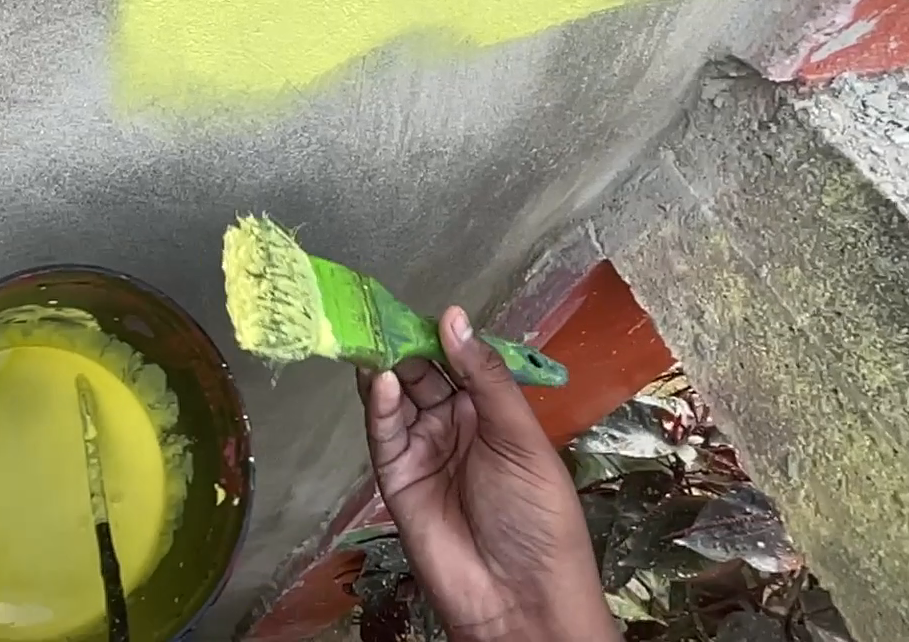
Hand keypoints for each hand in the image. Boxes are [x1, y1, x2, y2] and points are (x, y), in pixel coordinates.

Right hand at [358, 307, 618, 641]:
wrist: (519, 602)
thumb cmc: (537, 518)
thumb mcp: (521, 440)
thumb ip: (483, 377)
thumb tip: (452, 316)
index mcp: (488, 412)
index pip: (456, 360)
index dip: (437, 334)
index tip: (414, 306)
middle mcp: (451, 422)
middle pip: (419, 372)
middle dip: (403, 344)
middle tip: (379, 315)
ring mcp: (420, 445)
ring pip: (395, 394)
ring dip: (385, 366)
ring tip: (371, 339)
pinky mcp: (393, 470)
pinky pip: (383, 428)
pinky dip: (378, 402)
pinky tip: (380, 380)